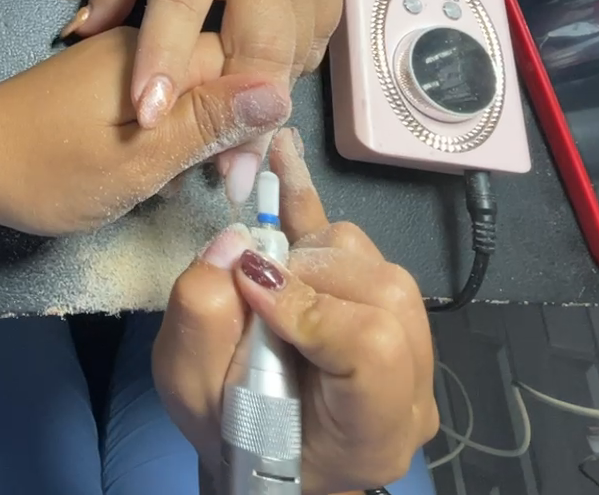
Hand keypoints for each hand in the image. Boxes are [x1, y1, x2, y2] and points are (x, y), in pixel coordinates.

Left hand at [0, 28, 291, 235]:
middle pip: (212, 76)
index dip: (252, 119)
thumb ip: (206, 123)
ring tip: (169, 182)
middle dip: (220, 132)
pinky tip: (143, 169)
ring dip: (188, 138)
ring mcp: (110, 60)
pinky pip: (148, 99)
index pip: (240, 63)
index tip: (237, 174)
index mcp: (150, 51)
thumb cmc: (48, 169)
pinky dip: (157, 135)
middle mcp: (133, 43)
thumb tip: (278, 90)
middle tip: (206, 184)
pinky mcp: (92, 80)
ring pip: (180, 91)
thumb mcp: (136, 159)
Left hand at [71, 0, 350, 202]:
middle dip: (243, 108)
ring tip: (243, 164)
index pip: (176, 3)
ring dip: (269, 111)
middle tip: (226, 174)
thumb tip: (78, 36)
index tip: (146, 115)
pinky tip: (265, 109)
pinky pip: (313, 49)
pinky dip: (289, 82)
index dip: (161, 60)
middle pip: (259, 41)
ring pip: (294, 56)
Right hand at [153, 134, 437, 492]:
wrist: (257, 447)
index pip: (375, 348)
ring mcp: (406, 342)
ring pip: (371, 259)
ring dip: (307, 247)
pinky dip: (311, 198)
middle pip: (382, 291)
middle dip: (304, 268)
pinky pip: (353, 242)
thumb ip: (203, 320)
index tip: (247, 285)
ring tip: (261, 258)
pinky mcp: (374, 299)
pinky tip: (282, 152)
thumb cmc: (225, 432)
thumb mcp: (188, 390)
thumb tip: (235, 241)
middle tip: (248, 275)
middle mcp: (409, 385)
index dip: (308, 304)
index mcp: (370, 429)